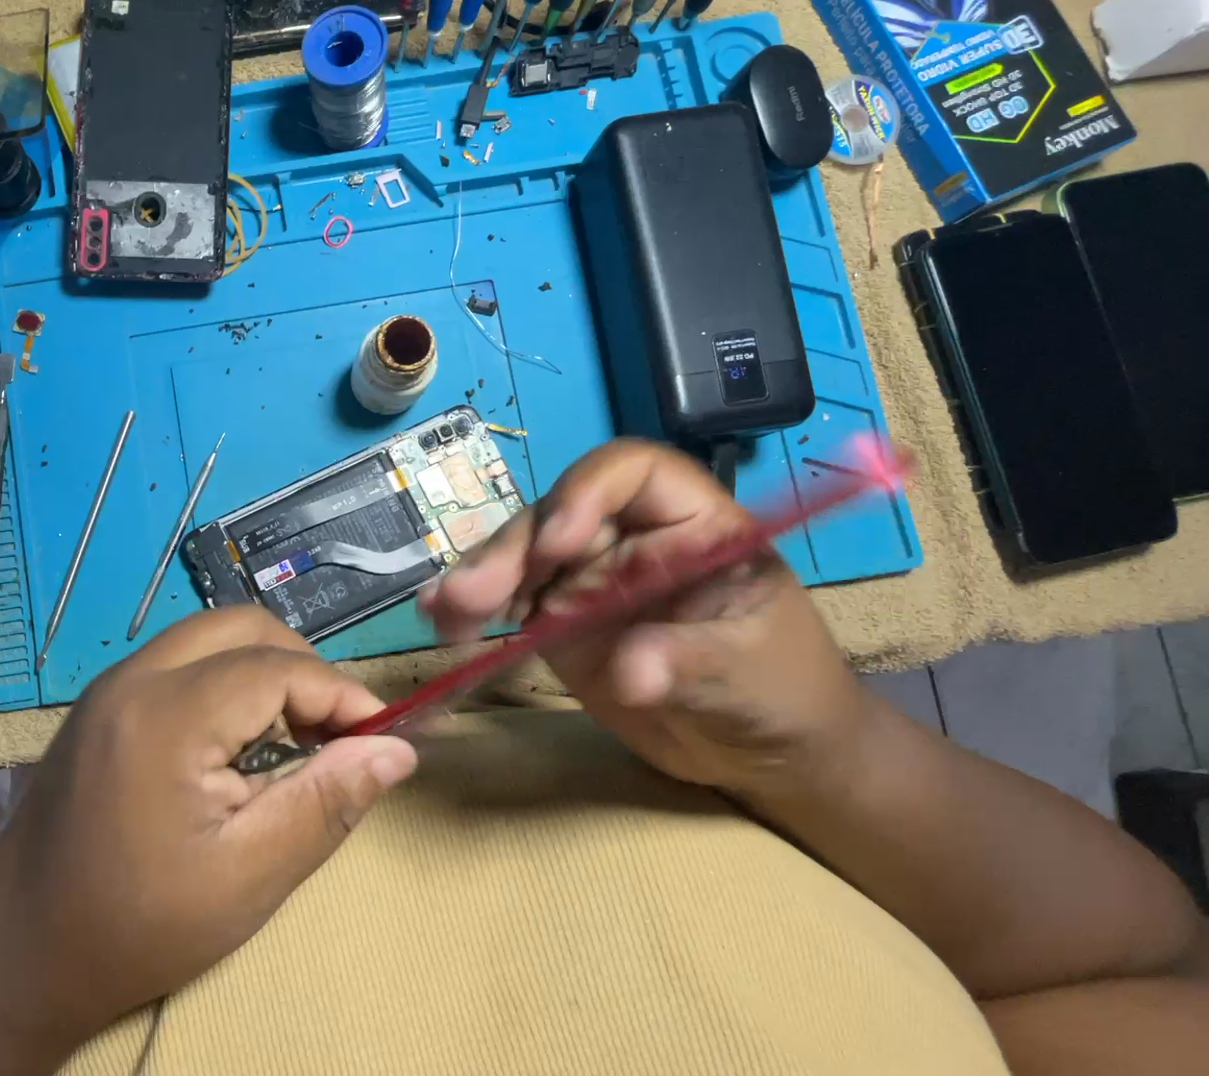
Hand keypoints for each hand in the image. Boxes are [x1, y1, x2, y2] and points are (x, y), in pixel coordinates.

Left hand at [0, 608, 417, 1063]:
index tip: (381, 736)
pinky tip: (239, 740)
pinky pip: (181, 660)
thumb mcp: (247, 877)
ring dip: (265, 669)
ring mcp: (110, 685)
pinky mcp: (102, 702)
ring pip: (210, 635)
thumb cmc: (135, 926)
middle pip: (242, 626)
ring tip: (294, 737)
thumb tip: (396, 751)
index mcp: (166, 716)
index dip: (342, 694)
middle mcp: (133, 678)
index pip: (277, 669)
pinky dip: (227, 680)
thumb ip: (325, 803)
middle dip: (302, 667)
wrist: (16, 949)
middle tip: (334, 733)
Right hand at [418, 439, 871, 796]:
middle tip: (471, 596)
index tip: (557, 544)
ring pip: (518, 558)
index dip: (586, 492)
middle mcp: (627, 539)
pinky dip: (473, 612)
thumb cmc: (783, 691)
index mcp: (688, 524)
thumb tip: (629, 672)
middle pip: (555, 517)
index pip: (632, 473)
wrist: (763, 752)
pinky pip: (507, 605)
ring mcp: (586, 580)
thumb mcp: (751, 670)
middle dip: (509, 551)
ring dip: (477, 579)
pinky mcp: (557, 622)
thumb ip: (689, 661)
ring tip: (441, 613)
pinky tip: (443, 625)